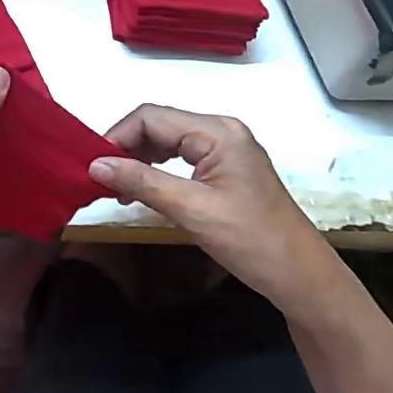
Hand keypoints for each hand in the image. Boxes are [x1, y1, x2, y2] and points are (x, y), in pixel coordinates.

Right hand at [90, 106, 335, 312]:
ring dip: (140, 159)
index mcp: (217, 131)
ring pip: (169, 139)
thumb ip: (142, 182)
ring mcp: (226, 147)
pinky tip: (144, 189)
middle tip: (101, 180)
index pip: (153, 116)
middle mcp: (221, 129)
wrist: (300, 276)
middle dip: (127, 148)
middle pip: (160, 124)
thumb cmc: (251, 241)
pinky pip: (182, 155)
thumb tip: (95, 164)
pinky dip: (158, 169)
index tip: (92, 166)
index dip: (118, 136)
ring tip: (118, 189)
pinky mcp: (226, 166)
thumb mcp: (192, 210)